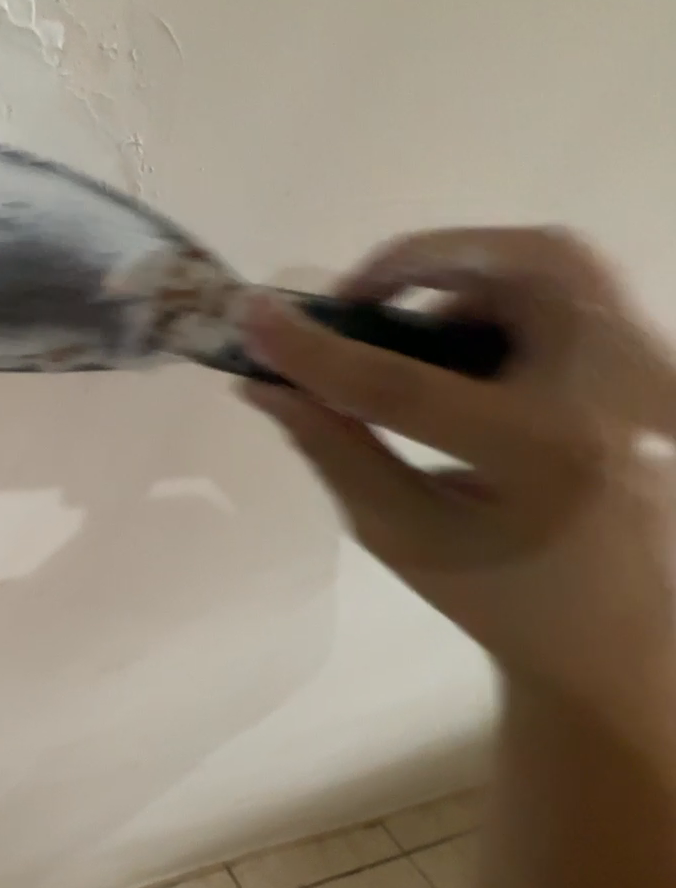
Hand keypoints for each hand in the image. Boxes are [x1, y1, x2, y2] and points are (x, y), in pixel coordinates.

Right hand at [239, 227, 675, 704]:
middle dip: (423, 259)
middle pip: (535, 262)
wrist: (617, 628)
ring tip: (392, 333)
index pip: (403, 383)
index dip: (316, 349)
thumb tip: (263, 385)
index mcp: (543, 455)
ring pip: (553, 266)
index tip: (251, 316)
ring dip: (455, 278)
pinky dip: (486, 302)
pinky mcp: (643, 366)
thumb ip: (330, 446)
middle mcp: (613, 394)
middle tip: (350, 299)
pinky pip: (561, 295)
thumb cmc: (494, 591)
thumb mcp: (393, 528)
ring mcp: (644, 373)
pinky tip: (447, 358)